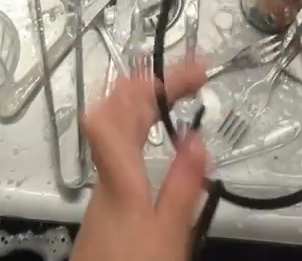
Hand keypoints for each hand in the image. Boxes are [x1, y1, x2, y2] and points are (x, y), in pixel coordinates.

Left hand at [73, 59, 209, 260]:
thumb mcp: (169, 234)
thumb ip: (182, 184)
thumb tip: (197, 136)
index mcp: (119, 172)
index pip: (118, 108)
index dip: (147, 79)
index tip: (189, 67)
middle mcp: (106, 170)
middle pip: (116, 108)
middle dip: (152, 80)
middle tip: (193, 72)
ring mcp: (104, 182)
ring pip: (115, 122)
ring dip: (143, 97)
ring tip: (175, 88)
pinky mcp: (108, 198)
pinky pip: (118, 140)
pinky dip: (139, 122)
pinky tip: (153, 132)